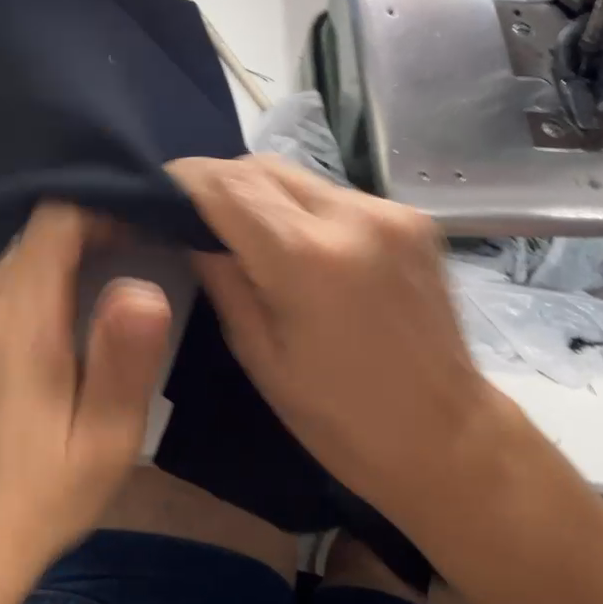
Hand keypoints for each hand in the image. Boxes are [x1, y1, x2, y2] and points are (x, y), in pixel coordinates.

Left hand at [0, 203, 172, 564]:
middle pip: (43, 228)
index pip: (59, 218)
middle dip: (100, 223)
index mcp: (21, 315)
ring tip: (128, 266)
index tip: (152, 223)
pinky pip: (13, 275)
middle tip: (154, 243)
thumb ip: (124, 359)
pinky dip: (53, 271)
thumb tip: (145, 288)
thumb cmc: (44, 489)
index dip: (108, 206)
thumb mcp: (105, 436)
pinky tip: (83, 302)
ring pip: (27, 249)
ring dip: (77, 247)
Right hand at [167, 156, 507, 528]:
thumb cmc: (339, 418)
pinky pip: (338, 195)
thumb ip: (221, 277)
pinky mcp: (414, 218)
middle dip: (221, 182)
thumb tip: (189, 230)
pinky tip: (303, 247)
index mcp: (307, 258)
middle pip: (263, 166)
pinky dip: (306, 210)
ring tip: (247, 232)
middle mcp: (353, 216)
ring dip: (265, 194)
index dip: (184, 179)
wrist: (445, 437)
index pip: (227, 184)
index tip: (156, 189)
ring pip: (301, 176)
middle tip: (194, 212)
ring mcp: (390, 212)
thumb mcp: (259, 354)